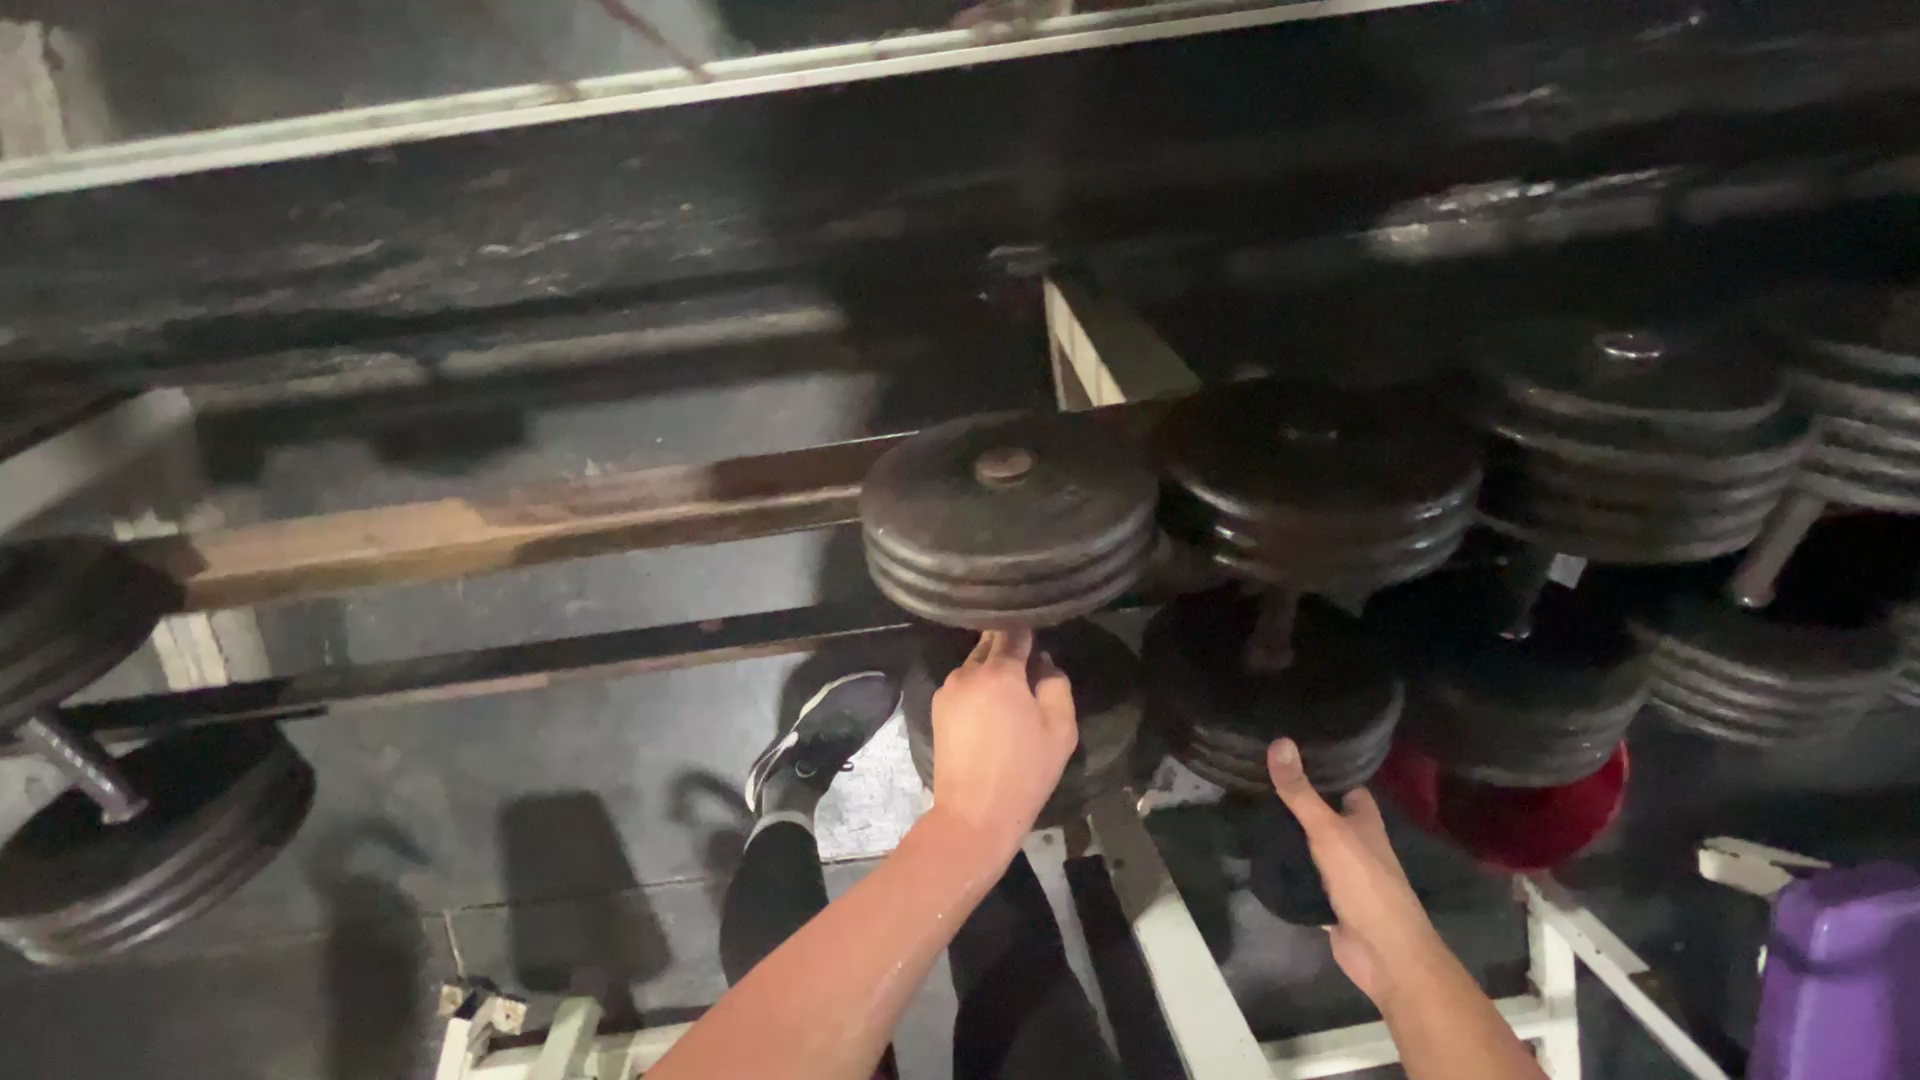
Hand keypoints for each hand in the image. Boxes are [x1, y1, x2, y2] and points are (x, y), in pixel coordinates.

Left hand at [929, 630, 1077, 855]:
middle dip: (1008, 650)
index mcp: (998, 673)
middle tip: (1029, 669)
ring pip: (974, 666)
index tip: (1040, 637)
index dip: (1029, 631)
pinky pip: (962, 686)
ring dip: (991, 671)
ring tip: (1010, 696)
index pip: (1014, 633)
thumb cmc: (1024, 772)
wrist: (974, 814)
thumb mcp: (1060, 729)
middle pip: (989, 645)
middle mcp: (966, 673)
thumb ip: (1056, 685)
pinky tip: (989, 712)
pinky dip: (977, 689)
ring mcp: (947, 691)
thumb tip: (1043, 663)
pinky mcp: (936, 710)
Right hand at [1266, 738, 1446, 1006]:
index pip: (1345, 785)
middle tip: (1256, 777)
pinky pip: (1301, 875)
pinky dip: (1284, 866)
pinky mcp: (1327, 899)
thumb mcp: (1329, 830)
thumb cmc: (1365, 883)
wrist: (1383, 954)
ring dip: (1288, 833)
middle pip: (1324, 813)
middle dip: (1297, 799)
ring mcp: (1342, 873)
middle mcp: (1357, 843)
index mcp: (1366, 821)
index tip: (1288, 751)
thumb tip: (1279, 741)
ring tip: (1248, 807)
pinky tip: (1257, 853)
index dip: (1324, 768)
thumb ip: (1301, 792)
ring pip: (1311, 844)